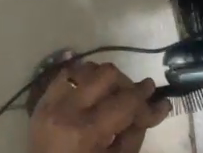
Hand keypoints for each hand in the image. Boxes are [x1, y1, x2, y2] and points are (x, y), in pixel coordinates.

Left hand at [28, 60, 169, 152]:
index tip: (161, 100)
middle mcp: (66, 108)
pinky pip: (67, 74)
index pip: (124, 101)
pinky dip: (84, 78)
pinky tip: (92, 92)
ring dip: (104, 79)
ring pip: (87, 68)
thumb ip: (134, 135)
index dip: (146, 99)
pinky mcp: (41, 101)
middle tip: (136, 99)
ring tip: (112, 97)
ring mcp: (49, 102)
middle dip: (127, 84)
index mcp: (85, 131)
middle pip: (107, 73)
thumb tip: (155, 106)